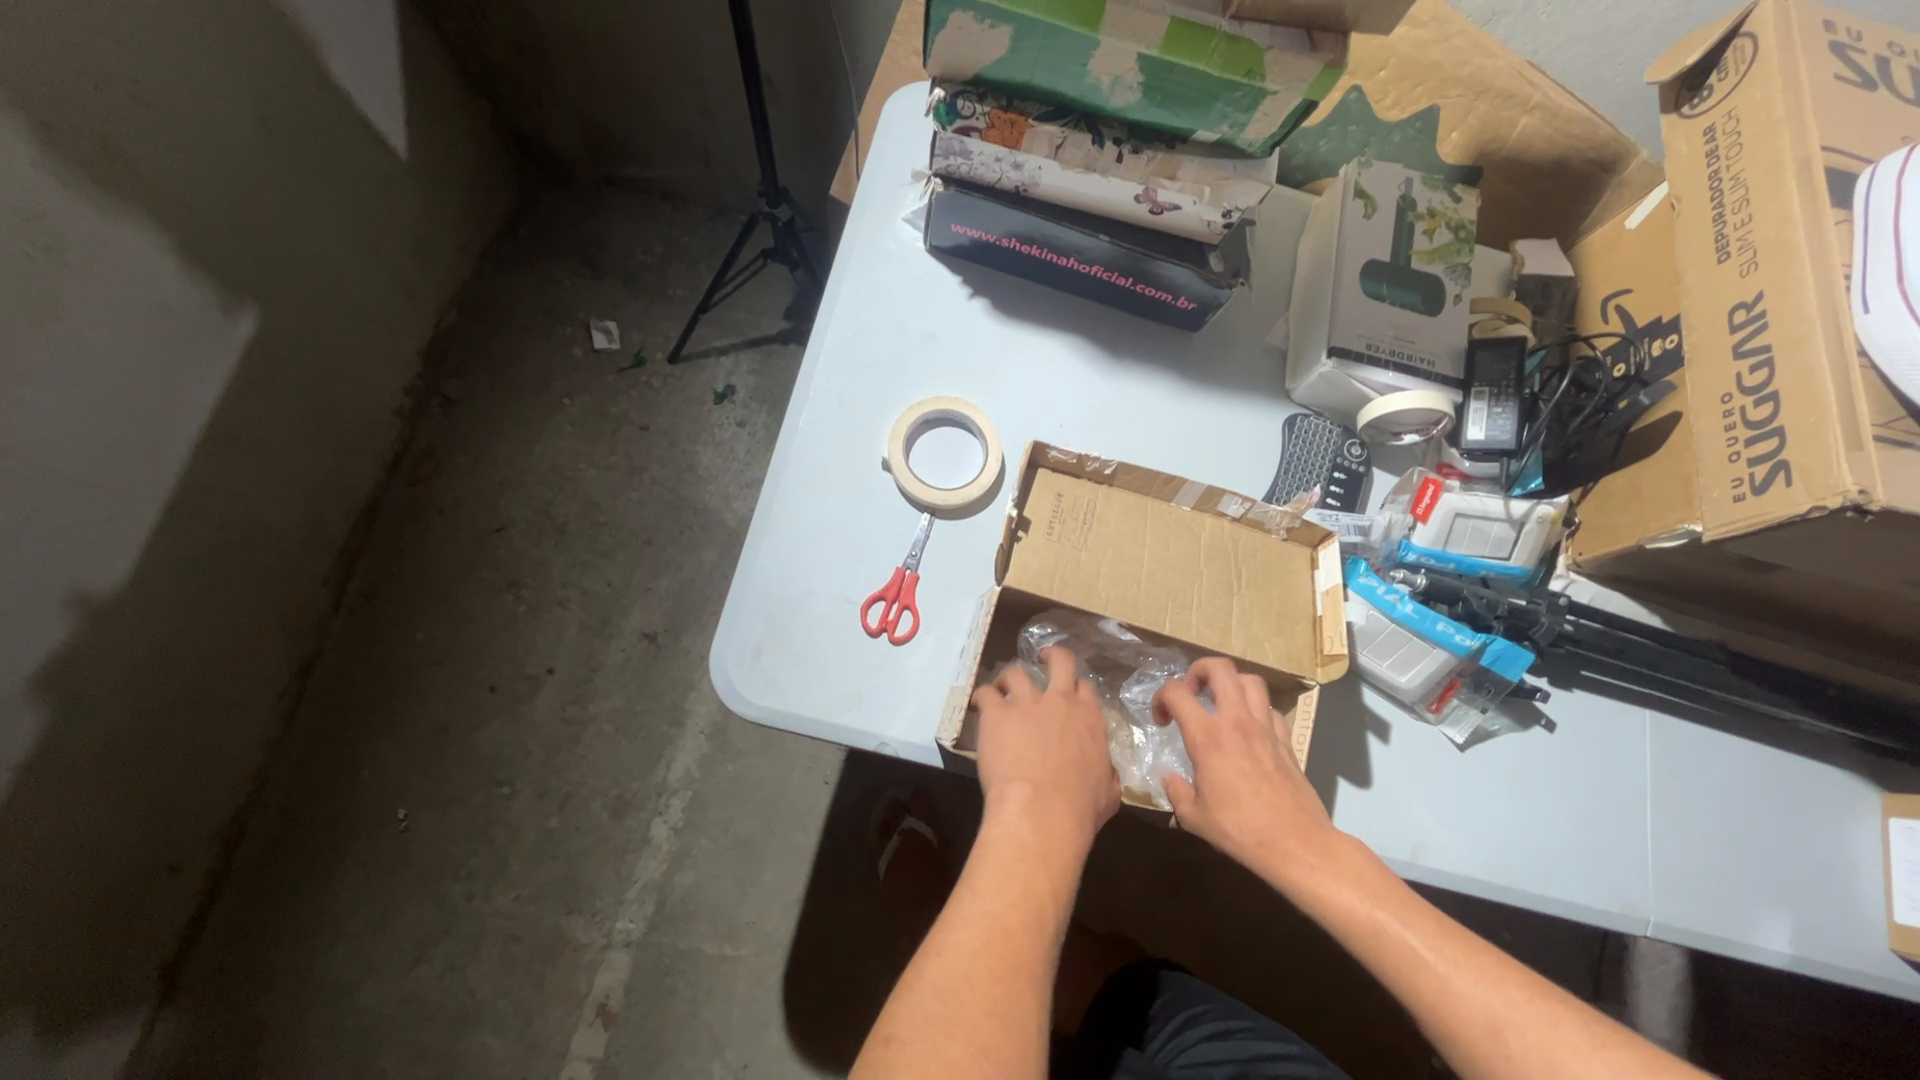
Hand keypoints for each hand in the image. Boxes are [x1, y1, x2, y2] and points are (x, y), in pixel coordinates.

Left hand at [971, 647, 1120, 850]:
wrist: (1042, 811)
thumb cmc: (1080, 808)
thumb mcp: (1109, 793)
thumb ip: (1107, 775)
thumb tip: (1107, 774)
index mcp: (1089, 718)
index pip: (1085, 689)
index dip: (1075, 689)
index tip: (1067, 695)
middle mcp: (1060, 702)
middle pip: (1060, 661)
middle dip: (1051, 656)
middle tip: (1042, 657)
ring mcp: (1027, 704)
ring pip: (1017, 672)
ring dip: (1009, 677)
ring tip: (1001, 686)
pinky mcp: (997, 714)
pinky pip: (986, 694)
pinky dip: (981, 697)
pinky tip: (978, 705)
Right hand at [1154, 658, 1337, 882]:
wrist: (1294, 843)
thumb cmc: (1239, 830)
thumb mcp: (1194, 817)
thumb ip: (1176, 791)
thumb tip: (1170, 778)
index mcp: (1207, 737)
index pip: (1176, 693)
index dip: (1161, 698)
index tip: (1161, 720)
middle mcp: (1237, 722)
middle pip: (1220, 668)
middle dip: (1198, 670)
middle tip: (1191, 693)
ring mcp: (1266, 728)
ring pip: (1250, 681)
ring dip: (1231, 684)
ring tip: (1220, 703)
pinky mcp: (1287, 741)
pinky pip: (1271, 709)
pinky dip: (1256, 709)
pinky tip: (1249, 729)